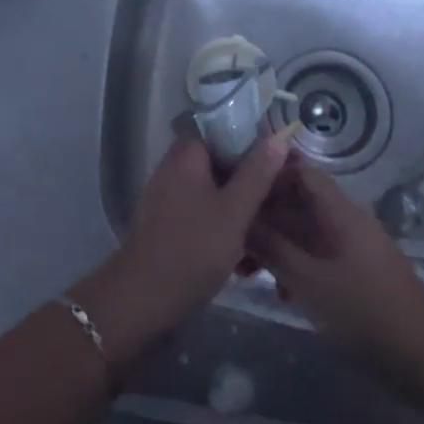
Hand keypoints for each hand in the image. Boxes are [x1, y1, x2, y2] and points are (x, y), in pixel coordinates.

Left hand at [73, 134, 287, 364]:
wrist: (144, 296)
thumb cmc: (193, 248)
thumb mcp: (234, 212)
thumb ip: (256, 174)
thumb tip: (277, 137)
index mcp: (186, 155)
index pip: (220, 127)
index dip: (250, 136)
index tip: (277, 151)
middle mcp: (173, 167)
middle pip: (217, 157)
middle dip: (247, 172)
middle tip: (279, 187)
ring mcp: (167, 194)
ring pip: (211, 185)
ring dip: (237, 199)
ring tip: (267, 215)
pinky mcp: (168, 220)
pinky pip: (201, 207)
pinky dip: (221, 217)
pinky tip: (244, 241)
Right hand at [246, 157, 423, 373]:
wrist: (420, 357)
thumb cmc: (361, 311)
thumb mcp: (307, 280)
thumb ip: (271, 247)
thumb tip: (241, 219)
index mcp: (339, 211)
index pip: (301, 170)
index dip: (269, 172)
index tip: (237, 185)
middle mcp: (347, 220)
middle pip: (298, 202)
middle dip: (264, 216)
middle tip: (232, 238)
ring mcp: (354, 246)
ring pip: (305, 232)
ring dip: (276, 244)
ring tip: (246, 270)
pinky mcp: (357, 272)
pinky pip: (318, 254)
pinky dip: (296, 264)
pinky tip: (279, 292)